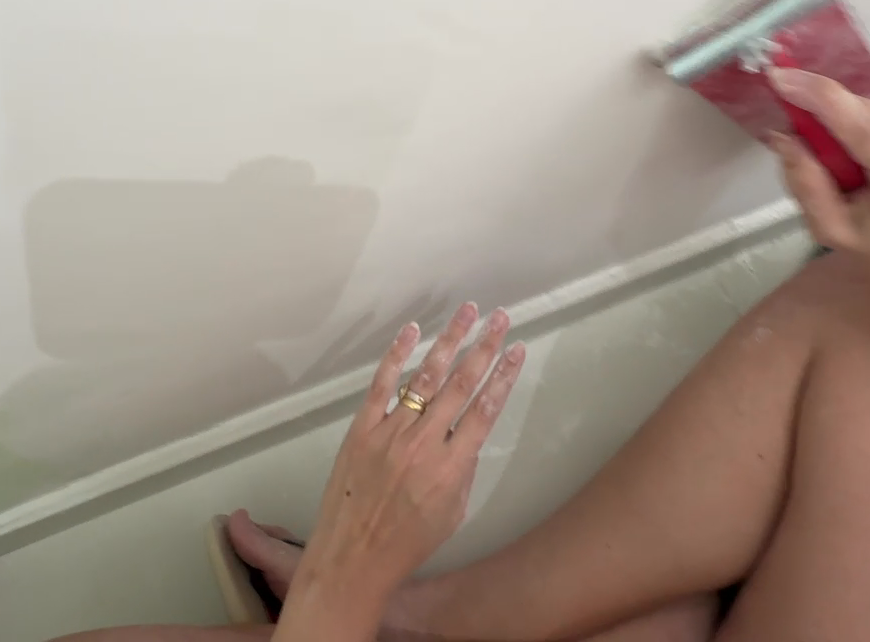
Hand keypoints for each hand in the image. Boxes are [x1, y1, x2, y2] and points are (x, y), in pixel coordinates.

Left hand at [286, 303, 524, 618]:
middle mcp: (424, 442)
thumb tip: (470, 430)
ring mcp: (391, 431)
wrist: (352, 559)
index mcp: (452, 466)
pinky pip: (382, 384)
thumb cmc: (408, 542)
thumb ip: (464, 467)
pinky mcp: (363, 427)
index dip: (504, 376)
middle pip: (461, 383)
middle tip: (500, 317)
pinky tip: (413, 330)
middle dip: (484, 346)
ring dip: (450, 339)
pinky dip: (397, 354)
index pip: (485, 409)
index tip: (517, 349)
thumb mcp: (454, 512)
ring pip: (426, 375)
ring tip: (467, 311)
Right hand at [764, 67, 869, 287]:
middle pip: (856, 111)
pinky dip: (856, 126)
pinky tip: (860, 156)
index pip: (861, 125)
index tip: (778, 77)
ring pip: (863, 108)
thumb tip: (781, 136)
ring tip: (837, 163)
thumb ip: (805, 183)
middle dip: (818, 115)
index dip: (818, 95)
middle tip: (797, 143)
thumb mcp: (831, 229)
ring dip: (837, 124)